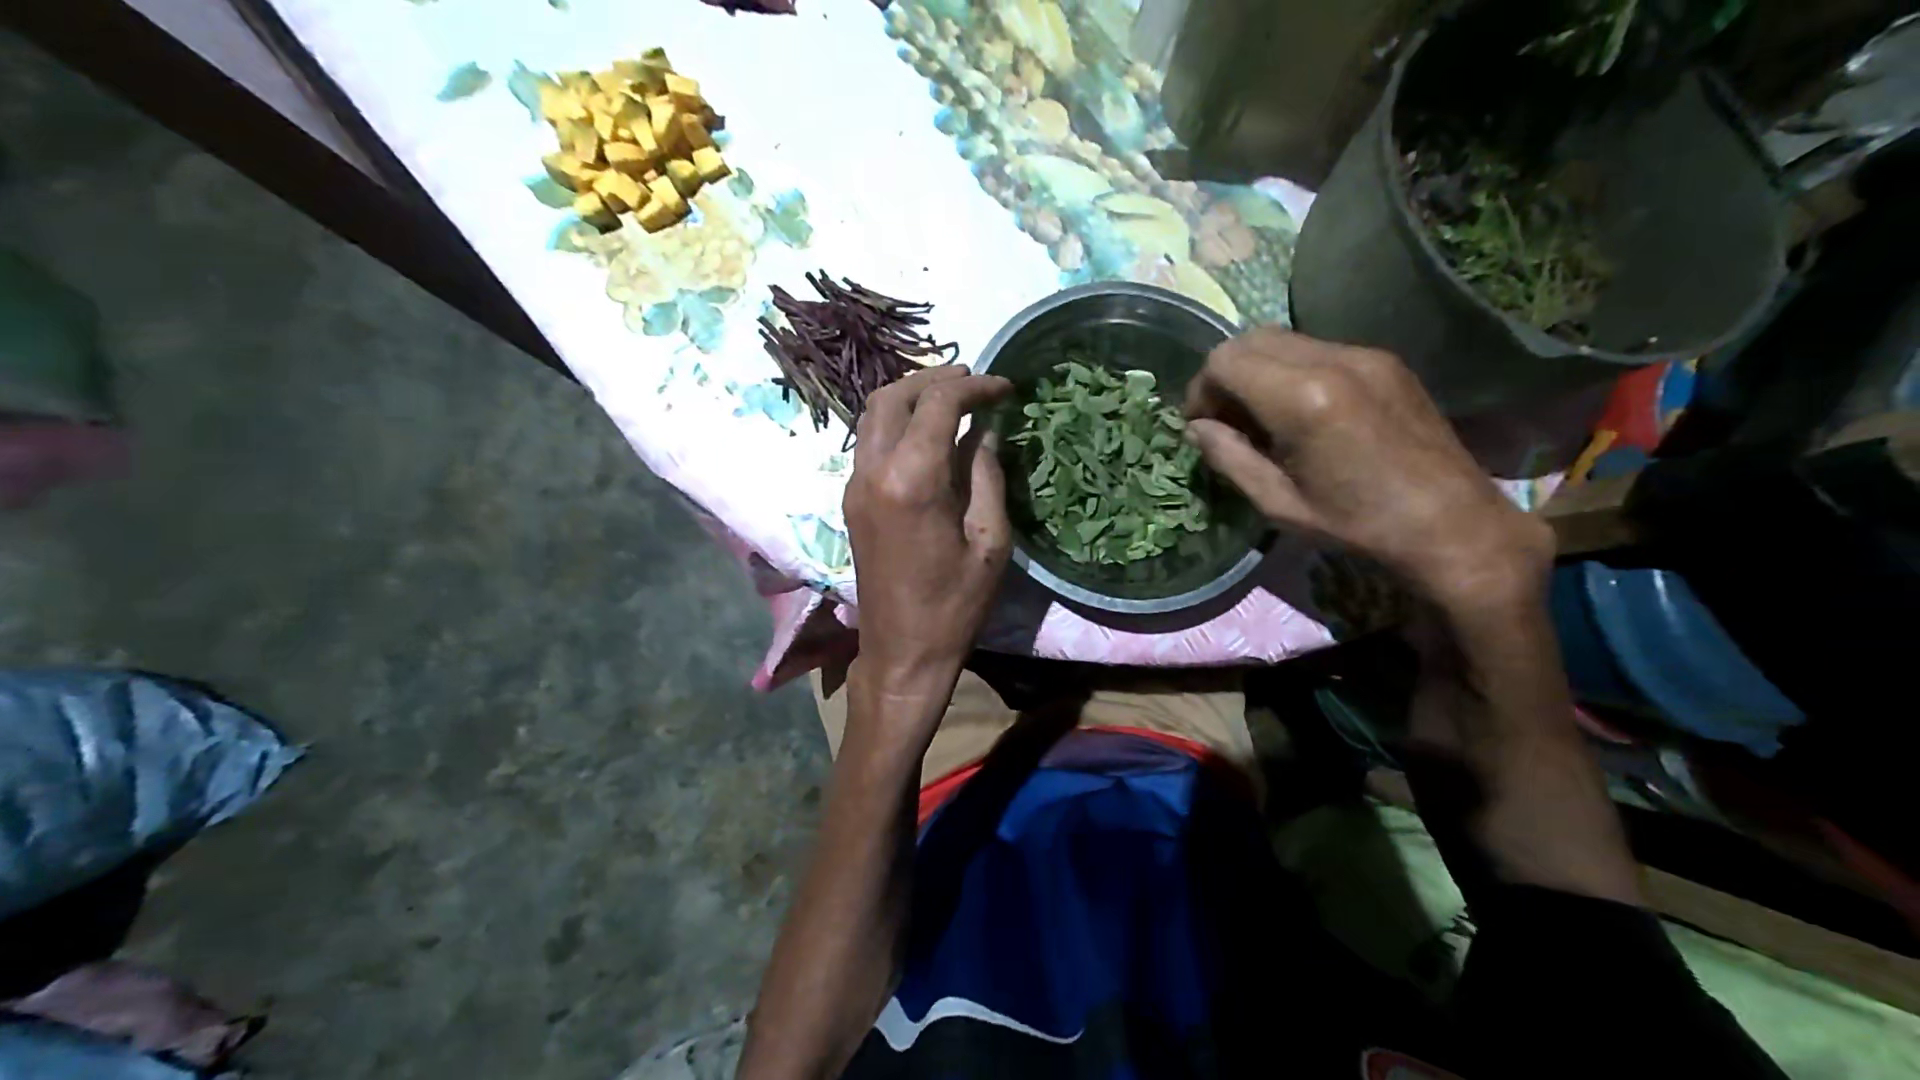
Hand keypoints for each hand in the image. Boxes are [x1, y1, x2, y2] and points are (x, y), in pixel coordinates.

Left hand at [845, 365, 1014, 702]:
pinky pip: (867, 441)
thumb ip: (986, 474)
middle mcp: (873, 470)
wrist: (903, 650)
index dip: (975, 387)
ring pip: (872, 415)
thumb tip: (983, 430)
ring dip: (909, 396)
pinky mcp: (850, 499)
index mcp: (912, 479)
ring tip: (949, 399)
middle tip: (973, 382)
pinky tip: (925, 434)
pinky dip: (895, 422)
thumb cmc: (955, 603)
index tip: (1005, 388)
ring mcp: (854, 484)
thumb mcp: (989, 540)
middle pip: (893, 396)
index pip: (938, 403)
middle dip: (934, 379)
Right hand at [1183, 328, 1551, 610]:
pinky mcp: (1384, 361)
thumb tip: (1196, 429)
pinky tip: (1298, 413)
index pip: (1224, 361)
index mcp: (1303, 399)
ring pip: (1282, 339)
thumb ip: (1228, 457)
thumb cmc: (1357, 523)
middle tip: (1226, 420)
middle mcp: (1333, 361)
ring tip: (1260, 417)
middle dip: (1224, 375)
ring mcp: (1364, 355)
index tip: (1202, 426)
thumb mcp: (1278, 503)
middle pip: (1249, 340)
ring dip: (1256, 371)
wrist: (1451, 522)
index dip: (1200, 390)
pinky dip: (1289, 371)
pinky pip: (1316, 349)